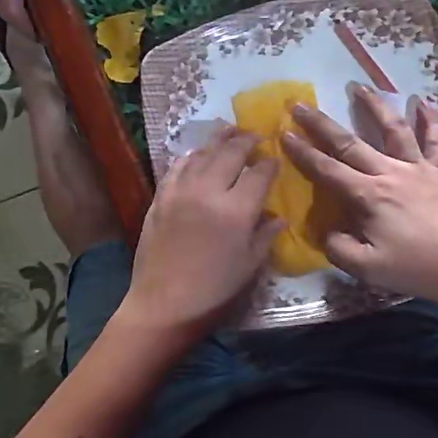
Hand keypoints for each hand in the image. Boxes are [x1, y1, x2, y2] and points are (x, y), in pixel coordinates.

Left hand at [120, 127, 280, 340]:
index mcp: (237, 210)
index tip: (275, 159)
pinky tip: (197, 154)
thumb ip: (265, 236)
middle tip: (255, 135)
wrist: (163, 306)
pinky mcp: (160, 198)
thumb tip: (277, 217)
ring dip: (218, 140)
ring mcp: (180, 192)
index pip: (259, 173)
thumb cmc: (214, 292)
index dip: (270, 163)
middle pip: (231, 153)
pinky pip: (177, 167)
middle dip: (246, 140)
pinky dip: (191, 156)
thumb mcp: (250, 266)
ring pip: (202, 154)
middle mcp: (208, 191)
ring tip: (230, 131)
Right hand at [282, 85, 437, 315]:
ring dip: (374, 106)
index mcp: (369, 196)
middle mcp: (390, 173)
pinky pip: (435, 139)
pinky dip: (429, 118)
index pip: (327, 170)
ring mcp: (419, 169)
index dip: (303, 152)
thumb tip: (329, 231)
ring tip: (359, 86)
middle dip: (321, 123)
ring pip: (393, 129)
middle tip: (300, 104)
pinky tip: (422, 101)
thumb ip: (340, 249)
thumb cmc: (420, 268)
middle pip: (350, 143)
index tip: (283, 133)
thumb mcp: (369, 270)